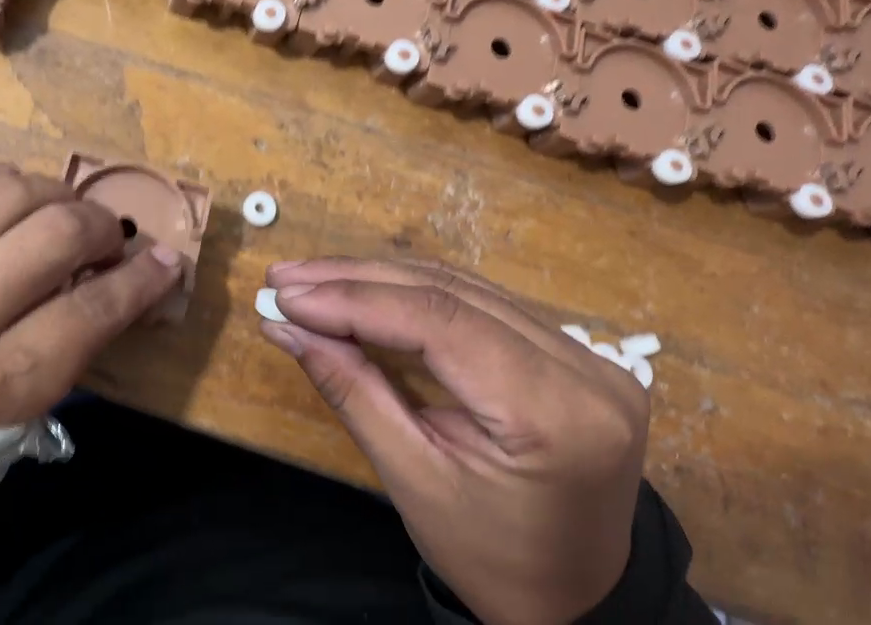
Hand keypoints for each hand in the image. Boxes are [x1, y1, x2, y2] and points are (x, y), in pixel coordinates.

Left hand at [0, 164, 184, 522]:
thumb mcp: (3, 434)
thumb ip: (58, 358)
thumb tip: (110, 288)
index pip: (92, 311)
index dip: (143, 280)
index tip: (167, 260)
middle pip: (57, 235)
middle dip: (101, 228)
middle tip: (108, 239)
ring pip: (8, 193)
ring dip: (54, 194)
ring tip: (60, 213)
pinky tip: (8, 196)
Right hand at [259, 259, 648, 624]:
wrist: (577, 598)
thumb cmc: (489, 555)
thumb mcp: (412, 479)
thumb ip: (352, 390)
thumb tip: (284, 325)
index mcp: (555, 415)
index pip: (441, 322)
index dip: (355, 300)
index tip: (285, 296)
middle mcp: (585, 369)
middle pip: (450, 293)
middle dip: (356, 281)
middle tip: (283, 278)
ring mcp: (588, 355)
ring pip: (463, 288)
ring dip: (378, 279)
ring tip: (309, 280)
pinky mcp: (575, 351)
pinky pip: (480, 303)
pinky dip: (413, 294)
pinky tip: (362, 290)